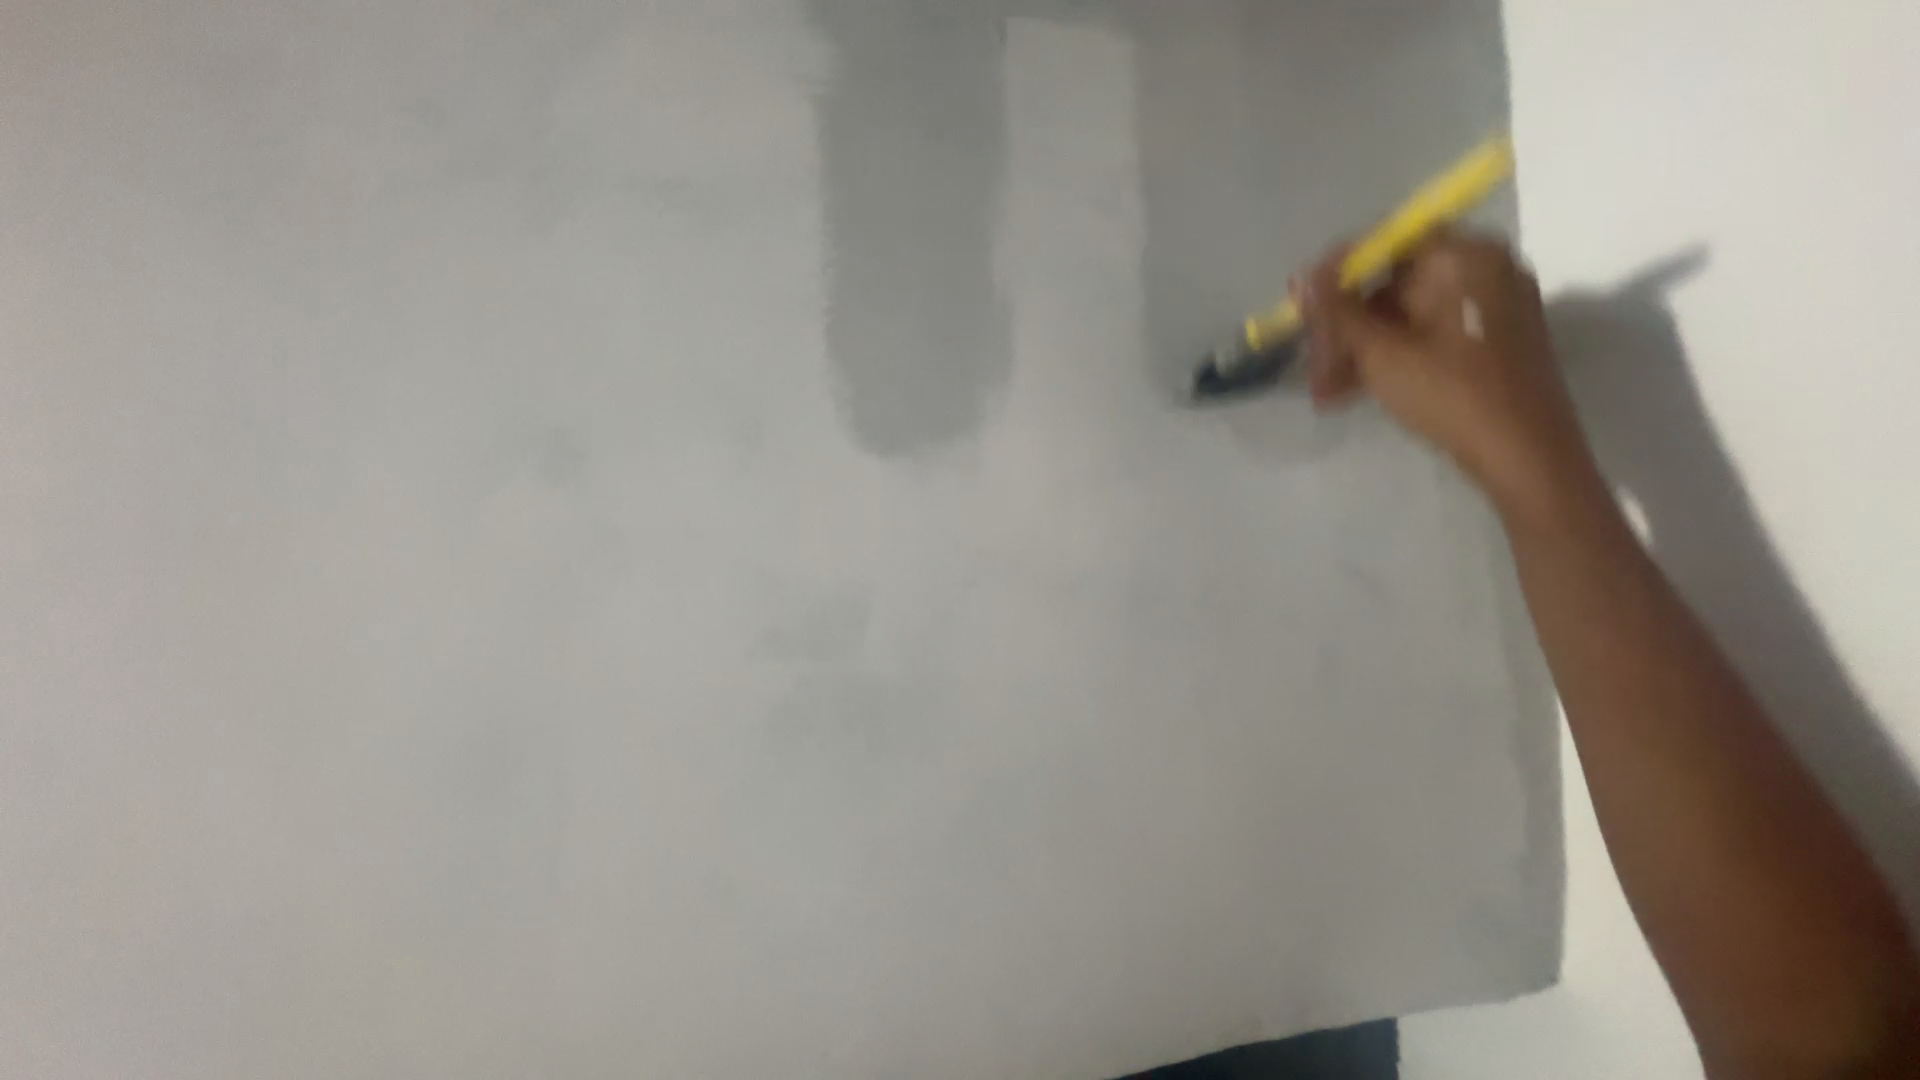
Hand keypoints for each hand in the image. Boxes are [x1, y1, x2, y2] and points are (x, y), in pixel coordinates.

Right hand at [1297, 234, 1599, 515]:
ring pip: (1403, 316)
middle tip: (1311, 366)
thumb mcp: (1380, 352)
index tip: (1302, 309)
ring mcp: (1489, 307)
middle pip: (1391, 284)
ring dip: (1358, 351)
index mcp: (1463, 256)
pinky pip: (1426, 336)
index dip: (1336, 274)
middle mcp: (1481, 269)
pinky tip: (1354, 393)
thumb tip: (1302, 277)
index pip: (1385, 244)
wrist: (1525, 454)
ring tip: (1325, 394)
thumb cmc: (1450, 392)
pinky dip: (1390, 358)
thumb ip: (1337, 311)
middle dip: (1343, 327)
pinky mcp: (1489, 342)